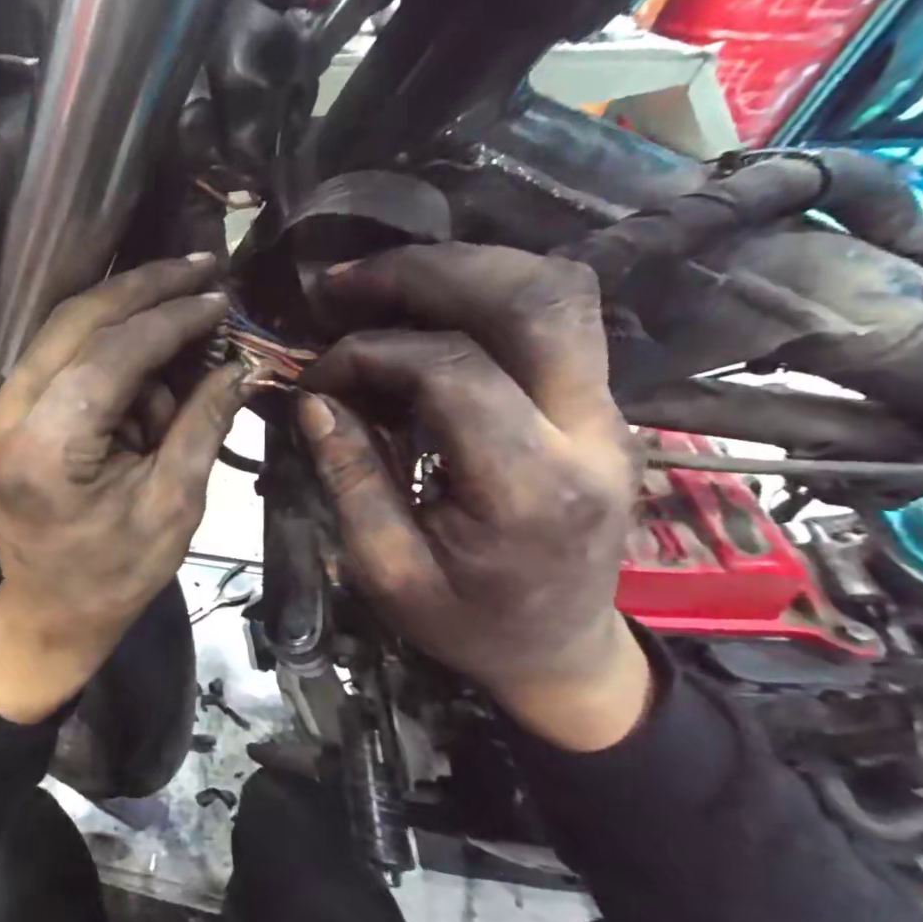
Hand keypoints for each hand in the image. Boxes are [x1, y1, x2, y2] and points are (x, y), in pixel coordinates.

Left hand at [0, 254, 255, 723]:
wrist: (50, 616)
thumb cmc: (115, 577)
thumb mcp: (173, 507)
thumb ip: (201, 424)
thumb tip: (237, 363)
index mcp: (43, 454)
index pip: (109, 355)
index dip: (169, 320)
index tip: (218, 300)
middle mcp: (1, 421)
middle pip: (72, 321)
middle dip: (142, 288)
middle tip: (200, 269)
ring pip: (62, 332)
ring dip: (128, 325)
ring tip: (182, 356)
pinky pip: (56, 359)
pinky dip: (106, 354)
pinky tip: (146, 380)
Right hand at [297, 244, 649, 751]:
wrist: (562, 651)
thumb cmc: (471, 625)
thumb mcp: (388, 572)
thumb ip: (351, 479)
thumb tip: (315, 400)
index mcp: (531, 489)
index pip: (453, 371)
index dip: (371, 354)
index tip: (320, 377)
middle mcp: (587, 433)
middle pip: (533, 299)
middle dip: (428, 271)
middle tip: (347, 283)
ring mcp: (607, 413)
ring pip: (558, 292)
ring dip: (465, 270)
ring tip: (386, 285)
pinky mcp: (599, 406)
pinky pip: (556, 318)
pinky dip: (487, 295)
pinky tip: (430, 311)